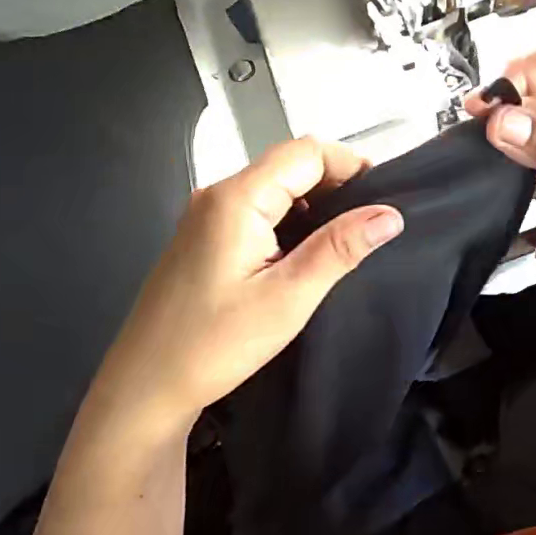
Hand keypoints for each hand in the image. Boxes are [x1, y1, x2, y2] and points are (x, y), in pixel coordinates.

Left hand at [89, 139, 403, 422]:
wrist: (147, 382)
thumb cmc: (215, 344)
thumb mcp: (287, 298)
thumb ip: (339, 249)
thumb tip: (389, 215)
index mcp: (236, 198)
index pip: (305, 152)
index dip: (349, 165)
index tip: (383, 196)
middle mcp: (217, 194)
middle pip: (288, 163)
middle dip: (334, 182)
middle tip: (369, 222)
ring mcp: (205, 214)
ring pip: (272, 186)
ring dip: (312, 201)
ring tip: (343, 239)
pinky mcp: (202, 235)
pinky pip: (254, 208)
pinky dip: (287, 218)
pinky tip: (302, 251)